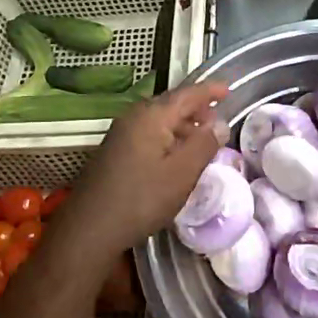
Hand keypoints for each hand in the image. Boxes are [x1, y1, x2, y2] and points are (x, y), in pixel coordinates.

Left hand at [55, 82, 230, 255]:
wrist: (89, 227)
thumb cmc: (141, 198)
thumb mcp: (182, 173)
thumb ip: (204, 144)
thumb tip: (219, 123)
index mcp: (151, 115)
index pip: (186, 94)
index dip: (209, 91)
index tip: (228, 89)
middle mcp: (133, 117)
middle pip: (170, 104)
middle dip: (195, 109)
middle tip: (217, 118)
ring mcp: (120, 134)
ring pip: (158, 120)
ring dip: (182, 126)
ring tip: (201, 139)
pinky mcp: (114, 152)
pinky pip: (147, 134)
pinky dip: (167, 138)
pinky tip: (174, 156)